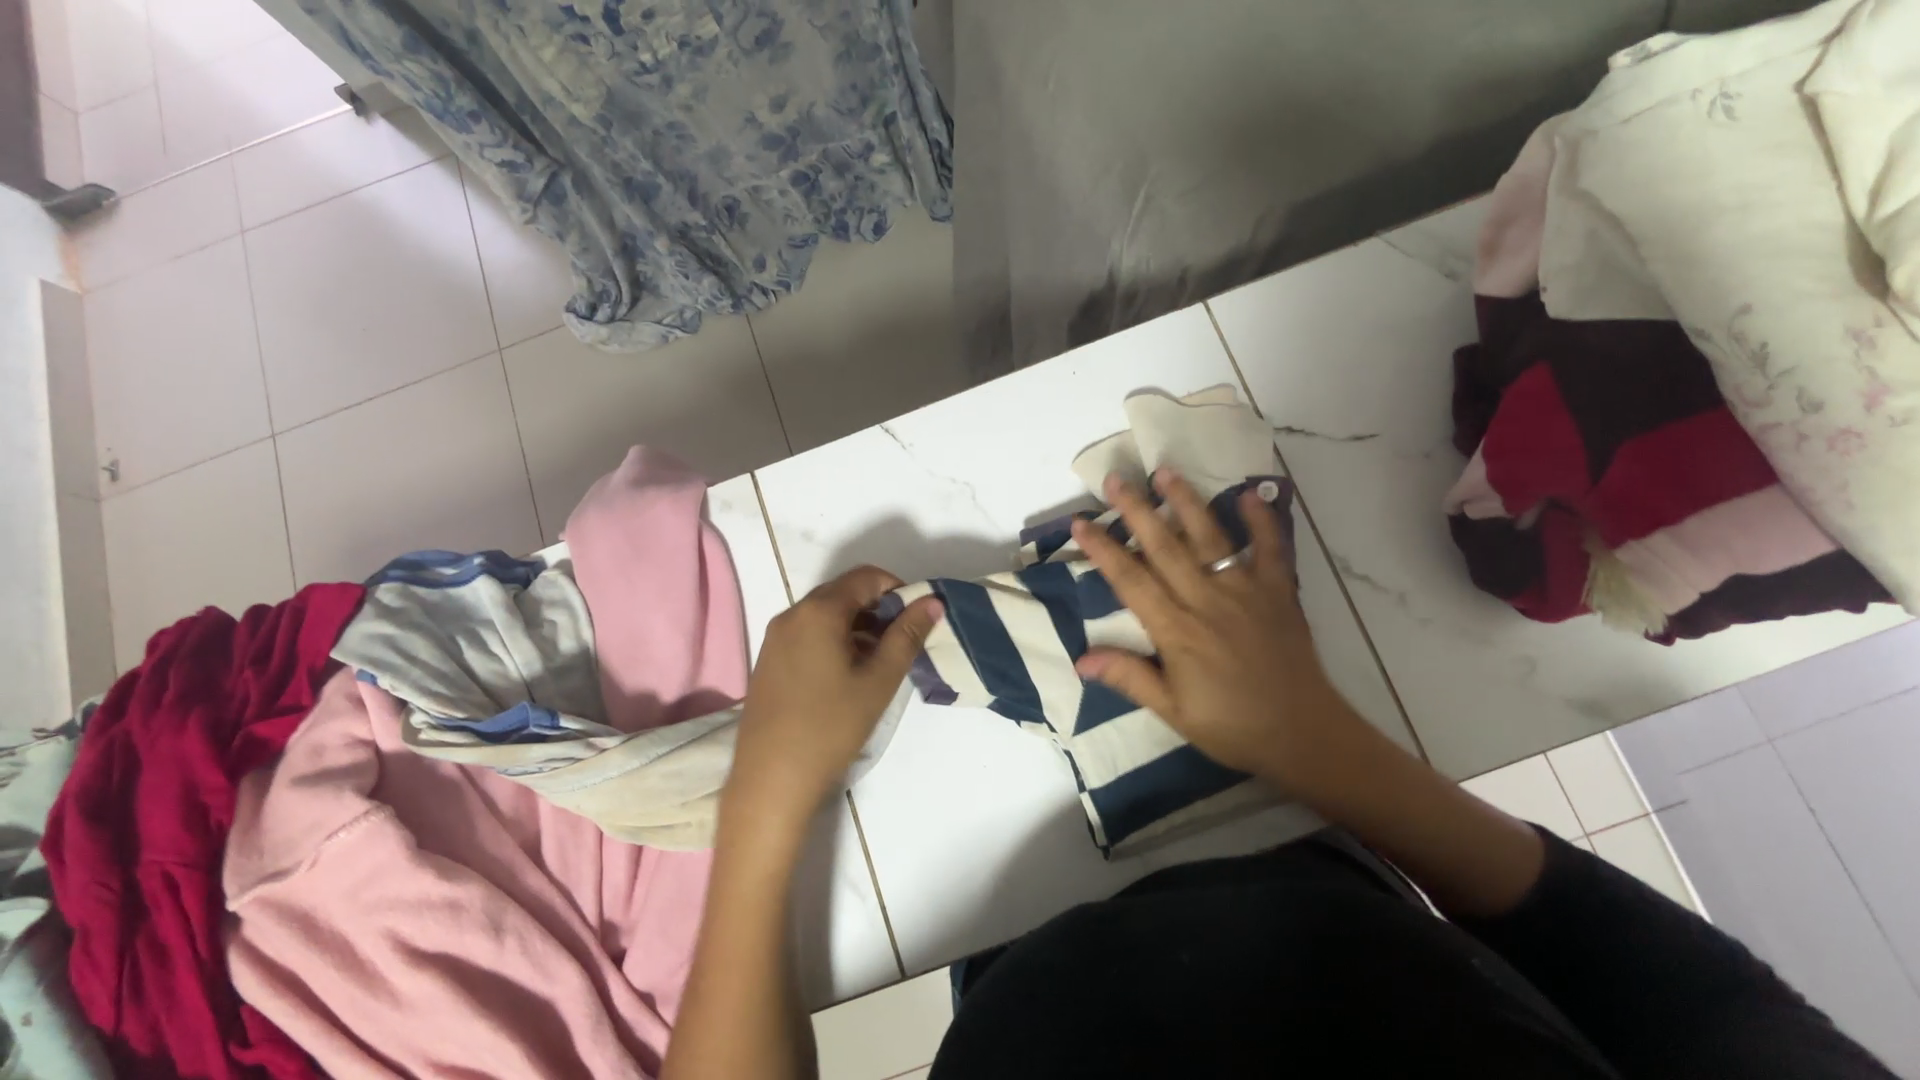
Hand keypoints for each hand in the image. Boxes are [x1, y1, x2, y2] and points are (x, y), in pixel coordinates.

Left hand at [729, 566, 944, 814]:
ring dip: (857, 625)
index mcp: (818, 611)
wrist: (771, 777)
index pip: (865, 576)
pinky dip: (833, 639)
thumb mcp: (879, 680)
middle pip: (843, 591)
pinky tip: (848, 675)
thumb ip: (907, 635)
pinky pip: (807, 633)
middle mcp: (791, 614)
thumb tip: (932, 601)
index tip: (916, 618)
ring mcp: (775, 638)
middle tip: (902, 641)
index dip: (897, 588)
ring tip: (879, 662)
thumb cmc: (831, 726)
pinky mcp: (768, 661)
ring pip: (824, 614)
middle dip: (878, 607)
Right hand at [1071, 469, 1375, 797]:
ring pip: (1210, 538)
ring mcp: (1246, 591)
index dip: (1103, 549)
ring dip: (1186, 503)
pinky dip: (1262, 520)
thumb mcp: (1172, 711)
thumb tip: (1081, 658)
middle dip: (1136, 510)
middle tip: (1115, 478)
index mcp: (1176, 630)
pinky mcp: (1279, 592)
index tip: (1080, 521)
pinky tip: (1249, 494)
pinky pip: (1271, 549)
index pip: (1130, 580)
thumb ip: (1130, 677)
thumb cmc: (1230, 726)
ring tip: (1166, 471)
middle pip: (1165, 547)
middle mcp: (1207, 600)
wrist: (1302, 734)